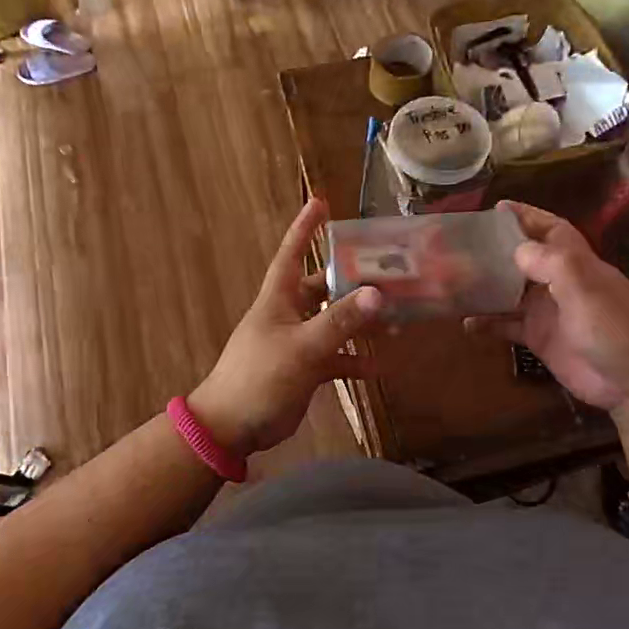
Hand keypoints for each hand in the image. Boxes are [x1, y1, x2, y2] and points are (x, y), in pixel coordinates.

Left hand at [188, 199, 382, 454]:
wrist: (233, 426)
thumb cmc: (259, 376)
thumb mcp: (302, 347)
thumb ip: (339, 322)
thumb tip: (378, 294)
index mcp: (279, 299)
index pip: (293, 254)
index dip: (305, 229)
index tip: (320, 203)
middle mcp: (290, 315)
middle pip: (325, 288)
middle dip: (353, 280)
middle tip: (387, 272)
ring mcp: (299, 343)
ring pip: (336, 323)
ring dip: (362, 323)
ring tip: (396, 321)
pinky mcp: (306, 369)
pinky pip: (337, 358)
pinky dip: (356, 360)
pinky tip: (380, 366)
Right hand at [466, 201, 628, 410]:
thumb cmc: (616, 329)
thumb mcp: (586, 290)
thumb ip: (553, 264)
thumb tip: (515, 248)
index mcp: (577, 263)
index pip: (550, 229)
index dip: (527, 216)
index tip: (496, 208)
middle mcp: (560, 283)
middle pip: (524, 259)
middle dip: (496, 250)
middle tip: (460, 246)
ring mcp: (549, 312)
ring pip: (510, 292)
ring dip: (486, 287)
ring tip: (453, 281)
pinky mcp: (541, 339)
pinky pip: (509, 326)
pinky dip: (489, 324)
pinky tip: (466, 323)